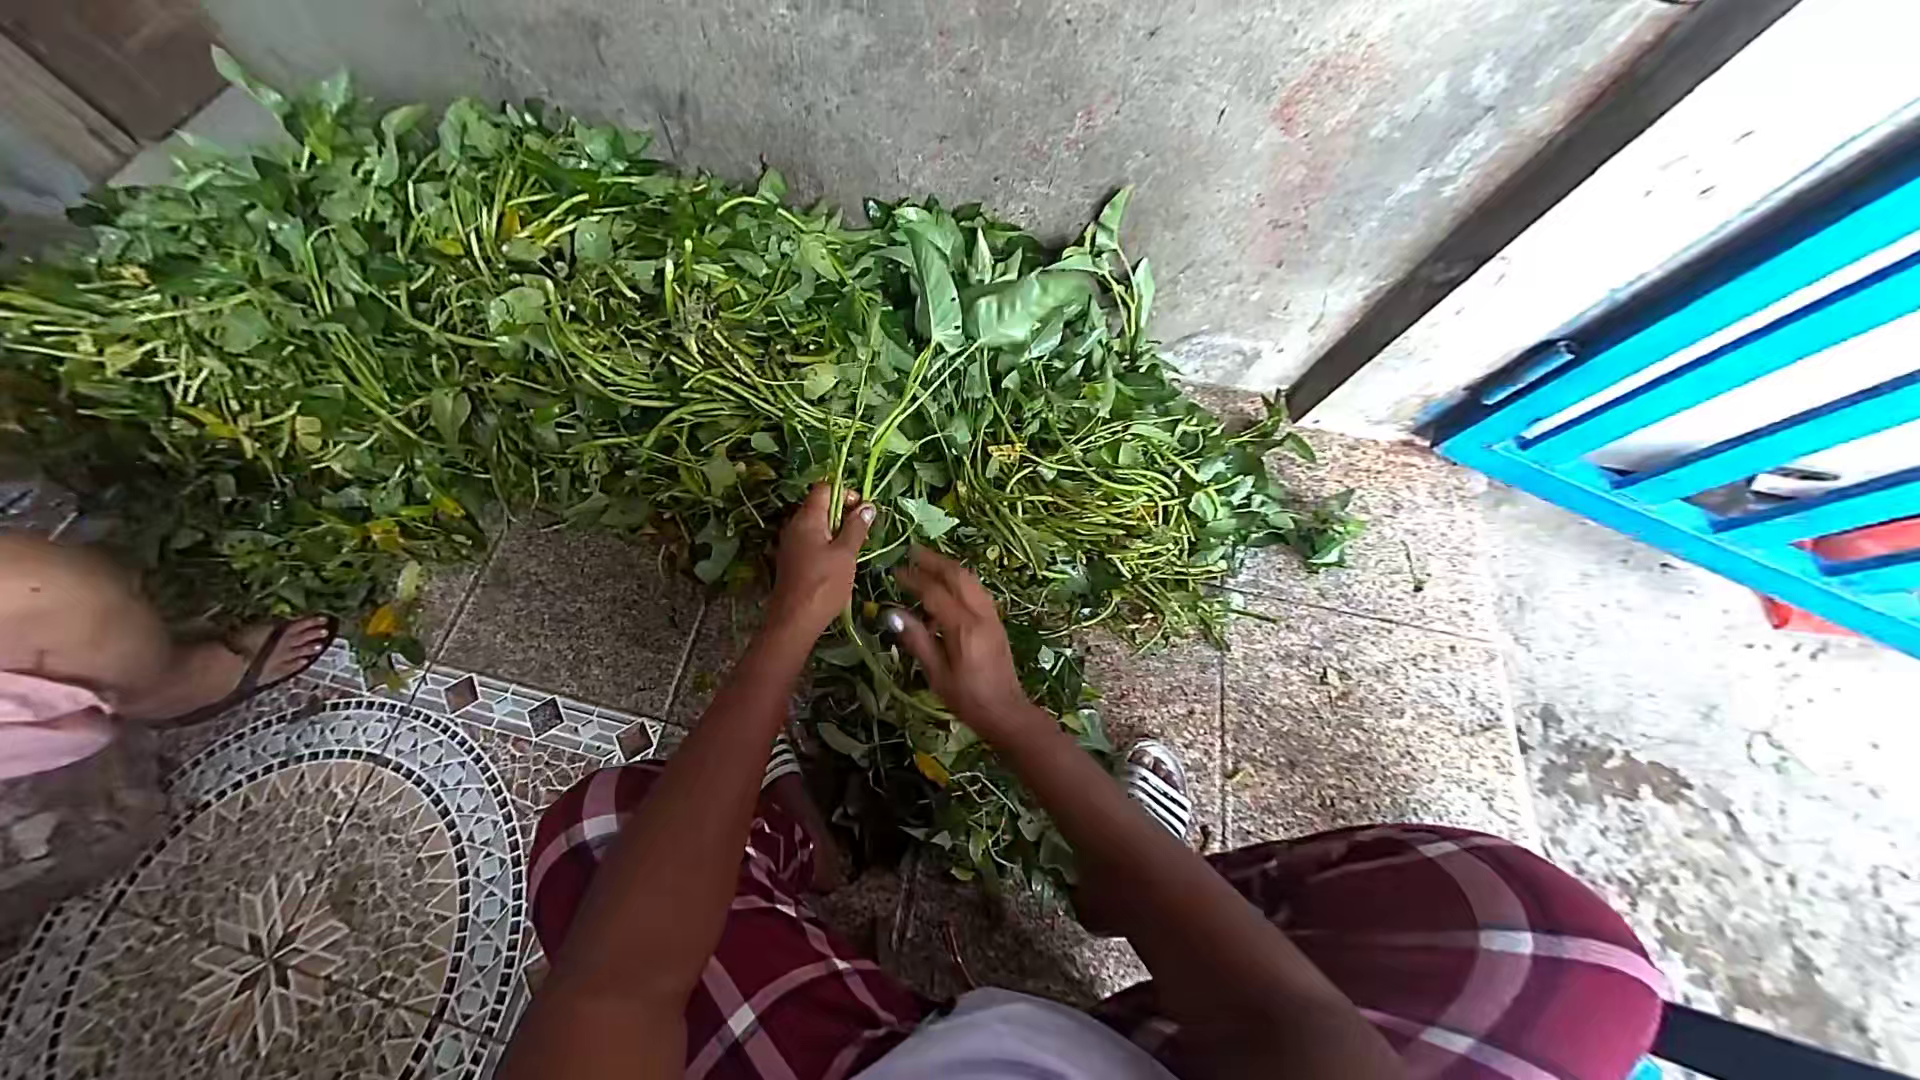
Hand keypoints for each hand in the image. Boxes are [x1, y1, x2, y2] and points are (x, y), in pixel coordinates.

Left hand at [768, 483, 874, 638]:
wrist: (794, 621)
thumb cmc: (823, 584)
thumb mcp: (846, 554)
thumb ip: (856, 527)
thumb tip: (868, 505)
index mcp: (806, 518)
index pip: (824, 488)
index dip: (845, 492)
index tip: (863, 510)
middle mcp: (794, 526)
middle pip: (820, 506)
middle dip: (844, 513)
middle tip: (863, 531)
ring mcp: (791, 543)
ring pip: (817, 526)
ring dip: (838, 531)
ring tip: (855, 548)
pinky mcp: (792, 560)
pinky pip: (812, 541)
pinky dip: (828, 544)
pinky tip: (840, 562)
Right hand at [890, 548, 1050, 744]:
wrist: (1006, 712)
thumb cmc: (967, 699)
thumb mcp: (936, 674)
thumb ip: (917, 640)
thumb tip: (894, 613)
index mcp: (963, 628)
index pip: (934, 593)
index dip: (913, 579)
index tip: (895, 572)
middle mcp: (981, 615)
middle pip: (958, 575)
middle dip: (934, 561)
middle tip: (912, 552)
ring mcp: (992, 616)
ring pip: (971, 580)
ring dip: (949, 567)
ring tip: (928, 562)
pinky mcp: (996, 622)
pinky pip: (977, 591)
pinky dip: (960, 581)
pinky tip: (947, 586)